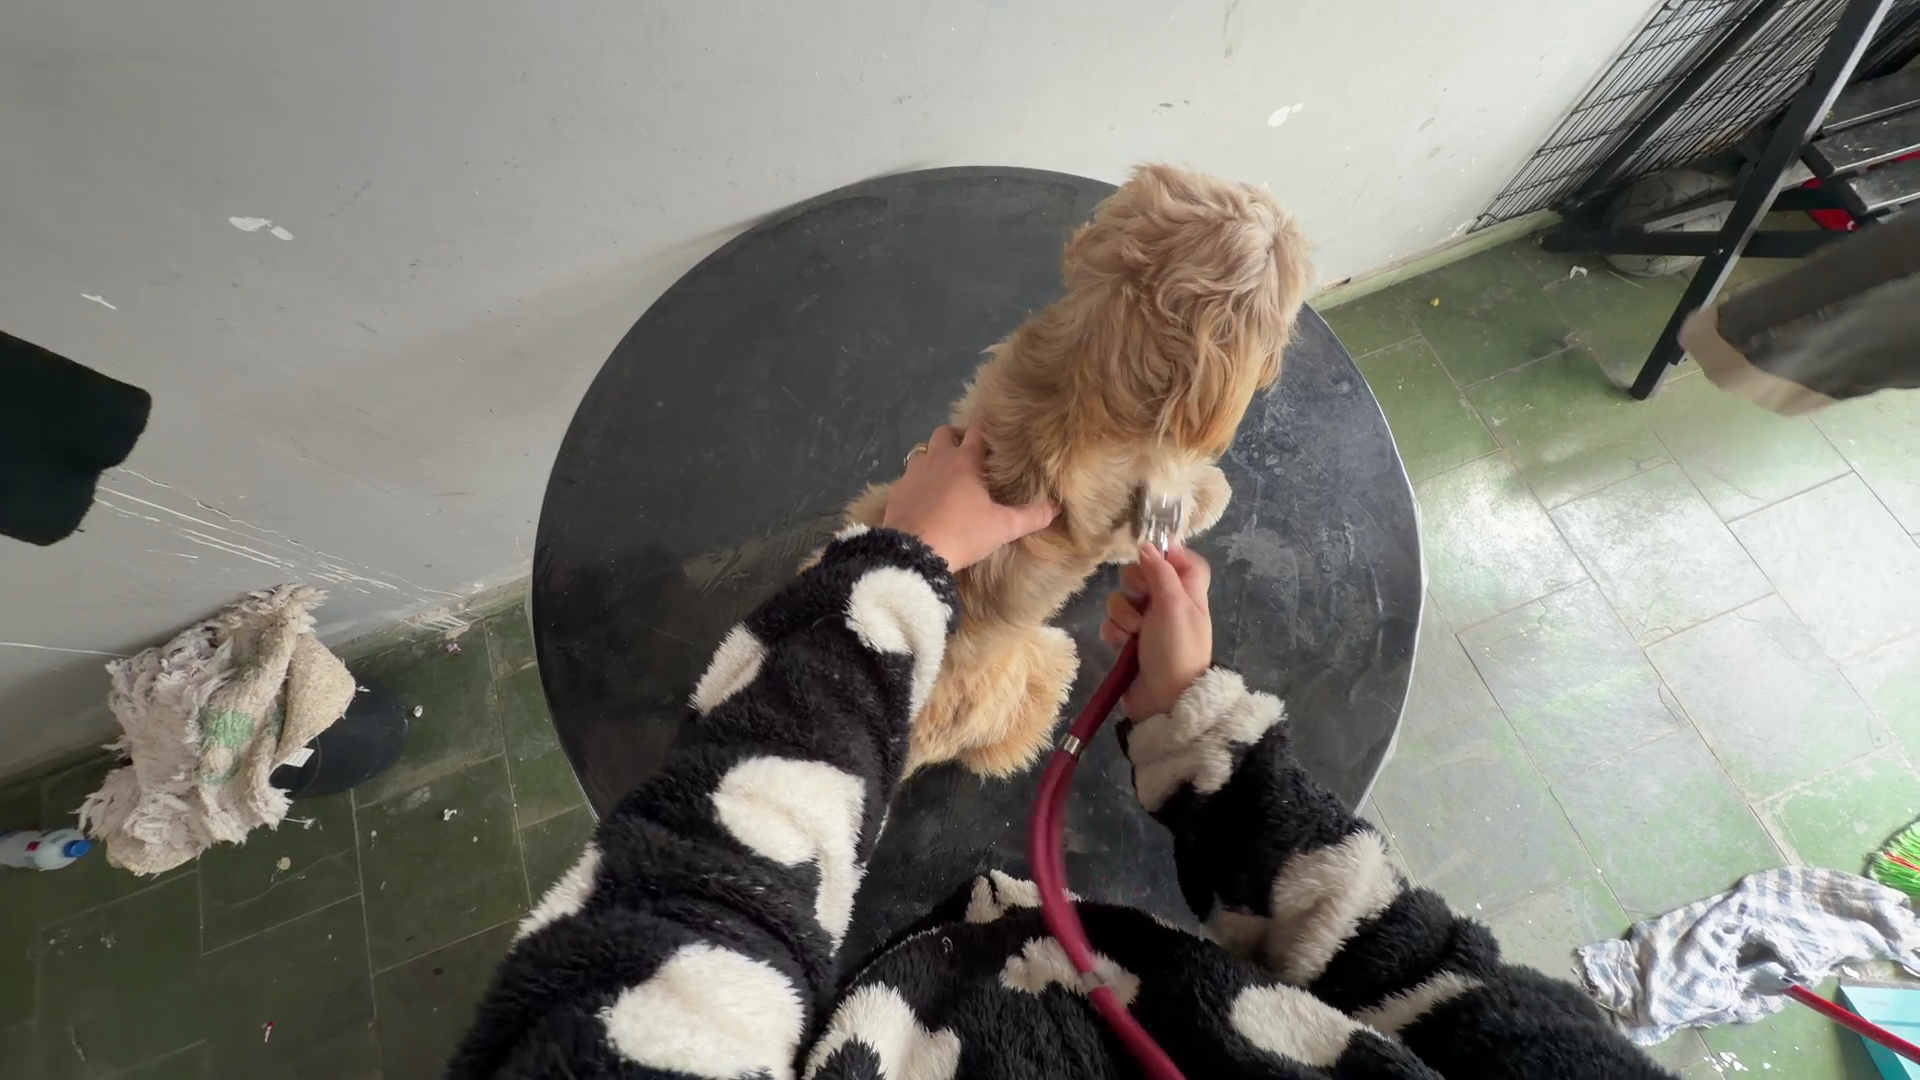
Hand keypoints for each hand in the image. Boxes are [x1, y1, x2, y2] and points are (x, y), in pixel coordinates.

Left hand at [882, 425, 1057, 570]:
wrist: (913, 553)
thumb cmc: (962, 534)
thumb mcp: (1003, 528)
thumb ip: (1032, 516)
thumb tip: (1057, 506)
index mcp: (965, 460)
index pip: (979, 431)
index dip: (988, 431)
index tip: (996, 438)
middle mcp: (937, 458)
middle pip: (946, 432)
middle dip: (956, 439)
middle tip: (968, 458)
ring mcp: (913, 472)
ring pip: (923, 451)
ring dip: (934, 458)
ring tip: (944, 477)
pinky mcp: (896, 490)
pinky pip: (908, 477)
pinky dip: (917, 482)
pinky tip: (923, 499)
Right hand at [1100, 544, 1212, 718]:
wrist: (1165, 702)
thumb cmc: (1177, 650)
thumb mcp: (1174, 605)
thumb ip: (1160, 572)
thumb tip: (1147, 545)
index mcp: (1188, 593)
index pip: (1183, 560)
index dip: (1167, 554)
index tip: (1149, 555)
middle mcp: (1167, 604)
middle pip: (1143, 574)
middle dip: (1134, 585)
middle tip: (1142, 600)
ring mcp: (1145, 624)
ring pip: (1121, 599)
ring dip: (1122, 614)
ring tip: (1134, 633)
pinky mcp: (1126, 641)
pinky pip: (1110, 623)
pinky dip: (1114, 633)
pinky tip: (1122, 646)